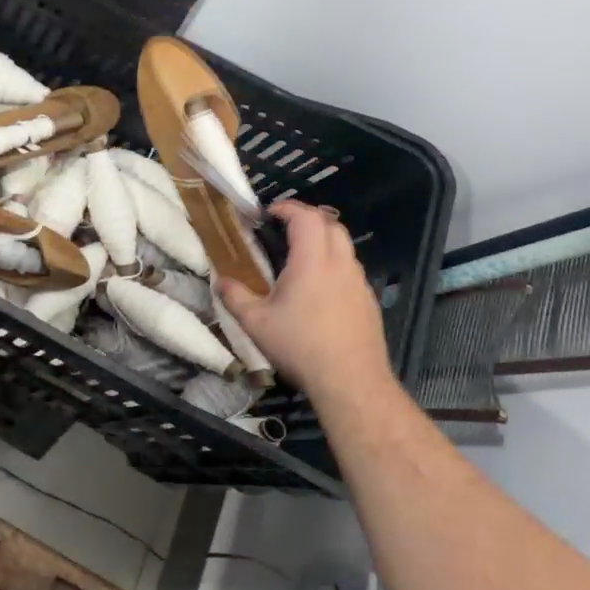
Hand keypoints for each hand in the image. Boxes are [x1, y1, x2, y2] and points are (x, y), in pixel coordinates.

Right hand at [218, 201, 392, 402]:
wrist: (351, 381)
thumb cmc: (300, 345)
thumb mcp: (255, 322)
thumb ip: (235, 296)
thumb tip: (221, 281)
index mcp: (313, 262)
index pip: (306, 217)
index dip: (288, 208)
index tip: (268, 213)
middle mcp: (340, 265)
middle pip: (331, 225)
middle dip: (308, 219)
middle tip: (283, 228)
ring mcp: (359, 284)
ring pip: (345, 248)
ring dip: (323, 242)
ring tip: (298, 258)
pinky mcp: (369, 303)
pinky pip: (351, 271)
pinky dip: (333, 266)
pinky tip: (318, 291)